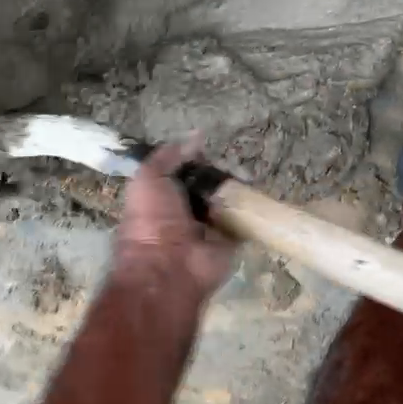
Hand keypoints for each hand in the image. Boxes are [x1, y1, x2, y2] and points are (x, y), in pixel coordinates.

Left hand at [112, 138, 237, 302]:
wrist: (168, 268)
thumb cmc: (151, 221)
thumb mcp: (149, 177)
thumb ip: (169, 154)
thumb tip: (196, 135)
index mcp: (162, 197)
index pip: (183, 170)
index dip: (194, 157)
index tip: (205, 146)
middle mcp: (186, 210)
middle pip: (208, 181)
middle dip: (218, 170)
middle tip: (228, 160)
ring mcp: (210, 225)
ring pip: (227, 196)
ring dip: (235, 184)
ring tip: (243, 171)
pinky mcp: (231, 238)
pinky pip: (243, 216)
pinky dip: (250, 204)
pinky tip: (253, 188)